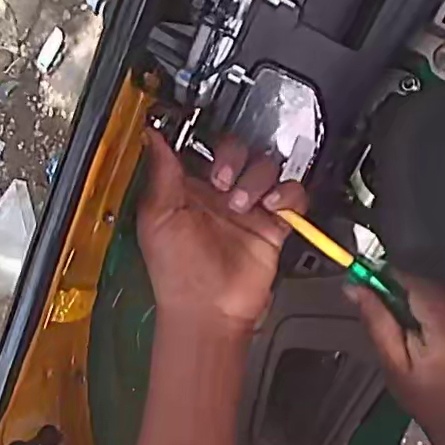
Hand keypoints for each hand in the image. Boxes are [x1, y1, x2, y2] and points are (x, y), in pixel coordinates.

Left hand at [137, 130, 306, 334]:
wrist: (208, 309)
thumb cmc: (176, 272)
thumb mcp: (158, 217)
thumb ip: (161, 173)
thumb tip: (152, 135)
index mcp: (190, 188)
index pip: (204, 147)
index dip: (206, 141)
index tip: (203, 145)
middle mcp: (221, 194)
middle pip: (240, 150)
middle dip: (234, 157)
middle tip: (223, 180)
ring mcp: (249, 208)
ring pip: (266, 167)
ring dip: (257, 178)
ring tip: (243, 204)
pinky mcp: (274, 225)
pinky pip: (293, 196)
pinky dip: (288, 194)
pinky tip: (272, 206)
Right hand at [348, 272, 444, 444]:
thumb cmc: (421, 396)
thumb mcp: (391, 363)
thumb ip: (376, 321)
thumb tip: (354, 287)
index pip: (420, 288)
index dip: (395, 277)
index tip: (371, 277)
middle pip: (433, 283)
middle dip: (406, 284)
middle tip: (383, 295)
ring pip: (444, 285)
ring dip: (421, 289)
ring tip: (404, 310)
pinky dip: (436, 297)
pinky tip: (425, 315)